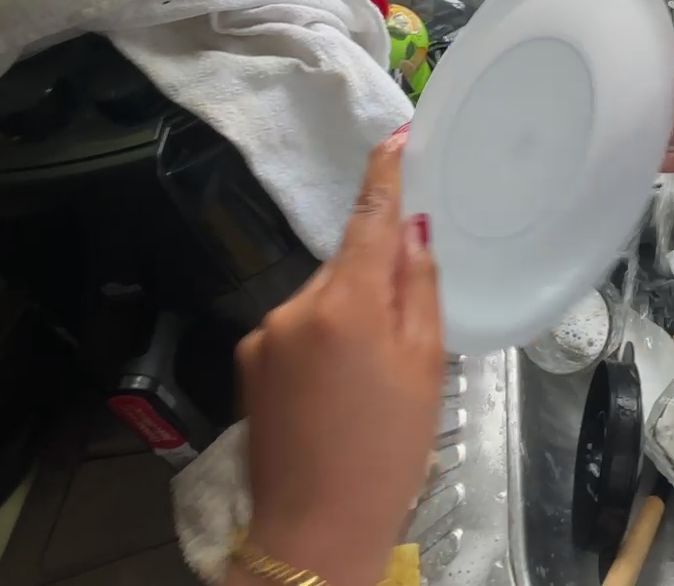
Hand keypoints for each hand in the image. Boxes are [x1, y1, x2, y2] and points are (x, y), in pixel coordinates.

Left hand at [236, 135, 442, 585]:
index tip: (395, 138)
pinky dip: (322, 332)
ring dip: (349, 307)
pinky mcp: (248, 358)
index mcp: (347, 302)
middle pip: (347, 260)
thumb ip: (418, 286)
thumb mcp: (426, 364)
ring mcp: (265, 332)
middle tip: (404, 323)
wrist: (314, 535)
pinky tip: (335, 382)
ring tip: (370, 367)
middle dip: (376, 273)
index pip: (369, 217)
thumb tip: (412, 229)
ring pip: (323, 293)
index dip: (384, 174)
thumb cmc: (389, 447)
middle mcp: (296, 304)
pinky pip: (298, 322)